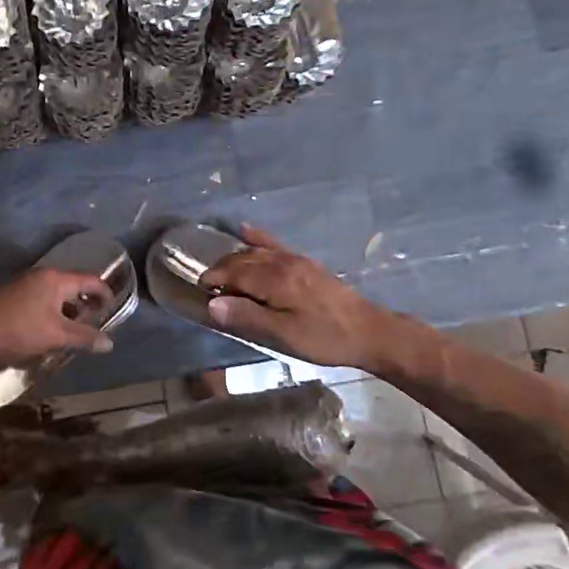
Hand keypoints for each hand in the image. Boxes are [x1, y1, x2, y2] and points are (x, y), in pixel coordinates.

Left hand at [0, 267, 115, 368]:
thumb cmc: (16, 330)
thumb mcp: (55, 336)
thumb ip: (84, 338)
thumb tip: (109, 343)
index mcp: (56, 279)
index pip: (91, 280)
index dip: (106, 294)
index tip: (116, 311)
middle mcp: (43, 275)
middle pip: (74, 285)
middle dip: (88, 304)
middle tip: (99, 324)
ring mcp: (26, 283)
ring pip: (58, 293)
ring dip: (70, 310)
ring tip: (77, 332)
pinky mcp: (14, 295)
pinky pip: (44, 299)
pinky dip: (55, 311)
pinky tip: (52, 331)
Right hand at [199, 225, 398, 369]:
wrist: (368, 332)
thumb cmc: (323, 338)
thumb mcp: (283, 334)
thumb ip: (247, 316)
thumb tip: (213, 303)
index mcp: (275, 279)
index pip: (234, 271)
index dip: (214, 277)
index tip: (200, 289)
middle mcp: (283, 262)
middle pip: (243, 258)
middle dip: (222, 268)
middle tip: (209, 286)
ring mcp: (296, 260)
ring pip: (257, 251)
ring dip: (236, 258)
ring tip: (223, 271)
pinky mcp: (306, 264)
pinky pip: (275, 245)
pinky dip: (257, 238)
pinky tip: (246, 231)